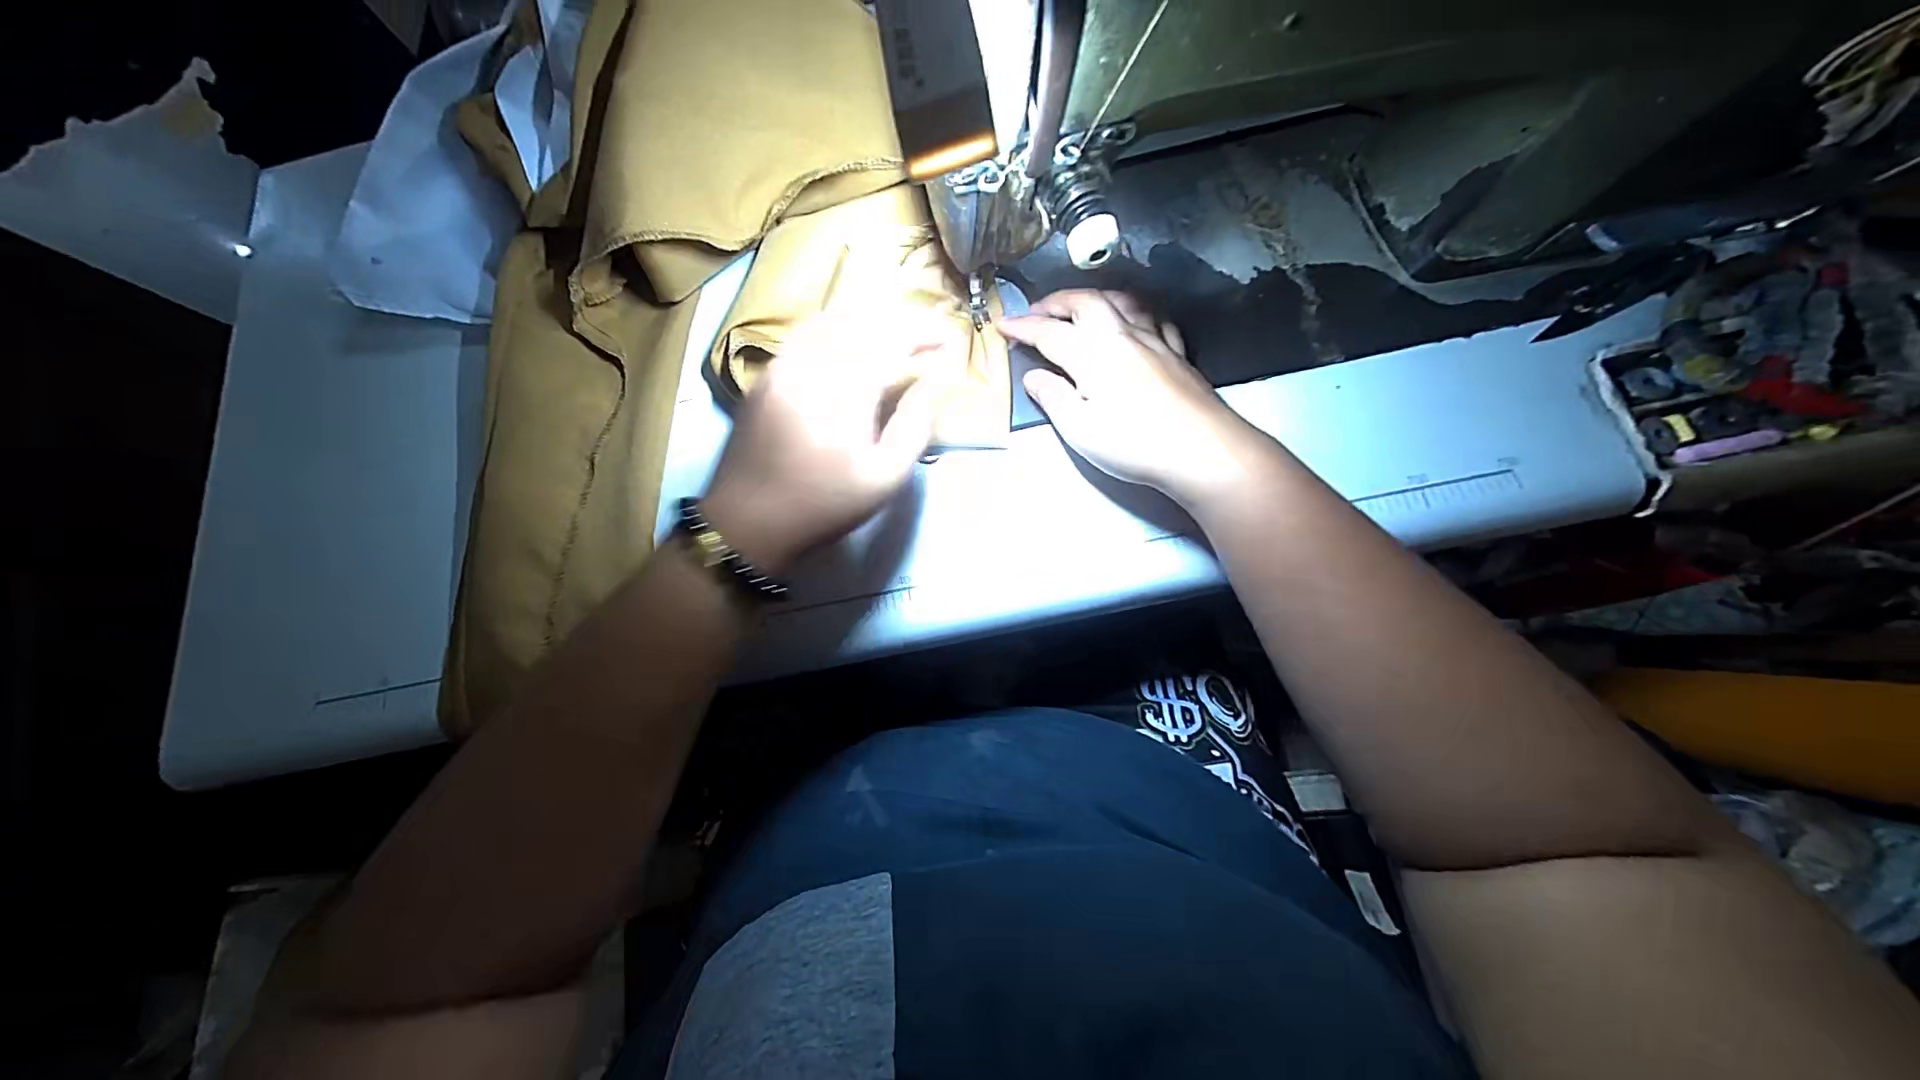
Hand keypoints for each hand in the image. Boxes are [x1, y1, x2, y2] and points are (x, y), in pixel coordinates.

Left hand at [700, 309, 957, 575]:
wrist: (748, 520)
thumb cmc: (824, 504)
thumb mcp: (884, 479)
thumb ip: (914, 426)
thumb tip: (930, 384)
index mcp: (843, 392)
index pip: (889, 340)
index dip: (921, 332)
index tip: (946, 338)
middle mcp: (810, 366)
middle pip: (859, 320)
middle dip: (898, 319)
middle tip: (925, 331)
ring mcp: (782, 366)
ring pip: (829, 320)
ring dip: (867, 317)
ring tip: (893, 327)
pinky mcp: (766, 375)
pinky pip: (805, 334)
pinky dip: (836, 326)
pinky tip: (850, 338)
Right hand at [998, 289, 1276, 510]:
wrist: (1201, 450)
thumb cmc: (1133, 443)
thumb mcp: (1079, 429)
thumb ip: (1053, 397)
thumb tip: (1035, 376)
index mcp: (1092, 352)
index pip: (1049, 332)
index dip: (1023, 327)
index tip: (1003, 325)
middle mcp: (1122, 334)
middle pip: (1085, 302)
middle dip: (1057, 302)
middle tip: (1038, 311)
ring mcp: (1154, 339)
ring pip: (1121, 301)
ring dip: (1094, 297)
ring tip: (1081, 307)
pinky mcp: (1177, 352)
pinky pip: (1153, 318)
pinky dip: (1134, 312)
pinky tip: (1134, 321)